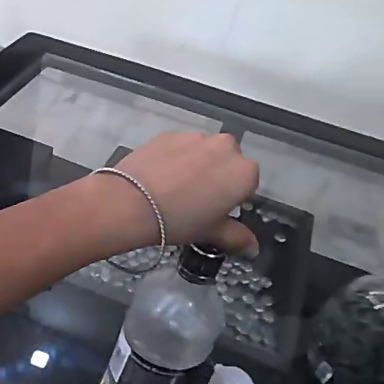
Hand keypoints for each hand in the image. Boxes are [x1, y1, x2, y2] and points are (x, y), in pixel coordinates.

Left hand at [111, 132, 259, 253]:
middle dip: (214, 178)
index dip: (230, 199)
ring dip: (193, 165)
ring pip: (201, 152)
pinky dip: (171, 158)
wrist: (130, 203)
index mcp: (244, 172)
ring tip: (170, 189)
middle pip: (225, 163)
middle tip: (191, 200)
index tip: (212, 210)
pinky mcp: (168, 134)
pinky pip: (177, 147)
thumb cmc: (178, 220)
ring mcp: (195, 136)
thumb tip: (254, 249)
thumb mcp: (210, 232)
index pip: (246, 185)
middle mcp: (226, 146)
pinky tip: (155, 177)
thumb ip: (237, 237)